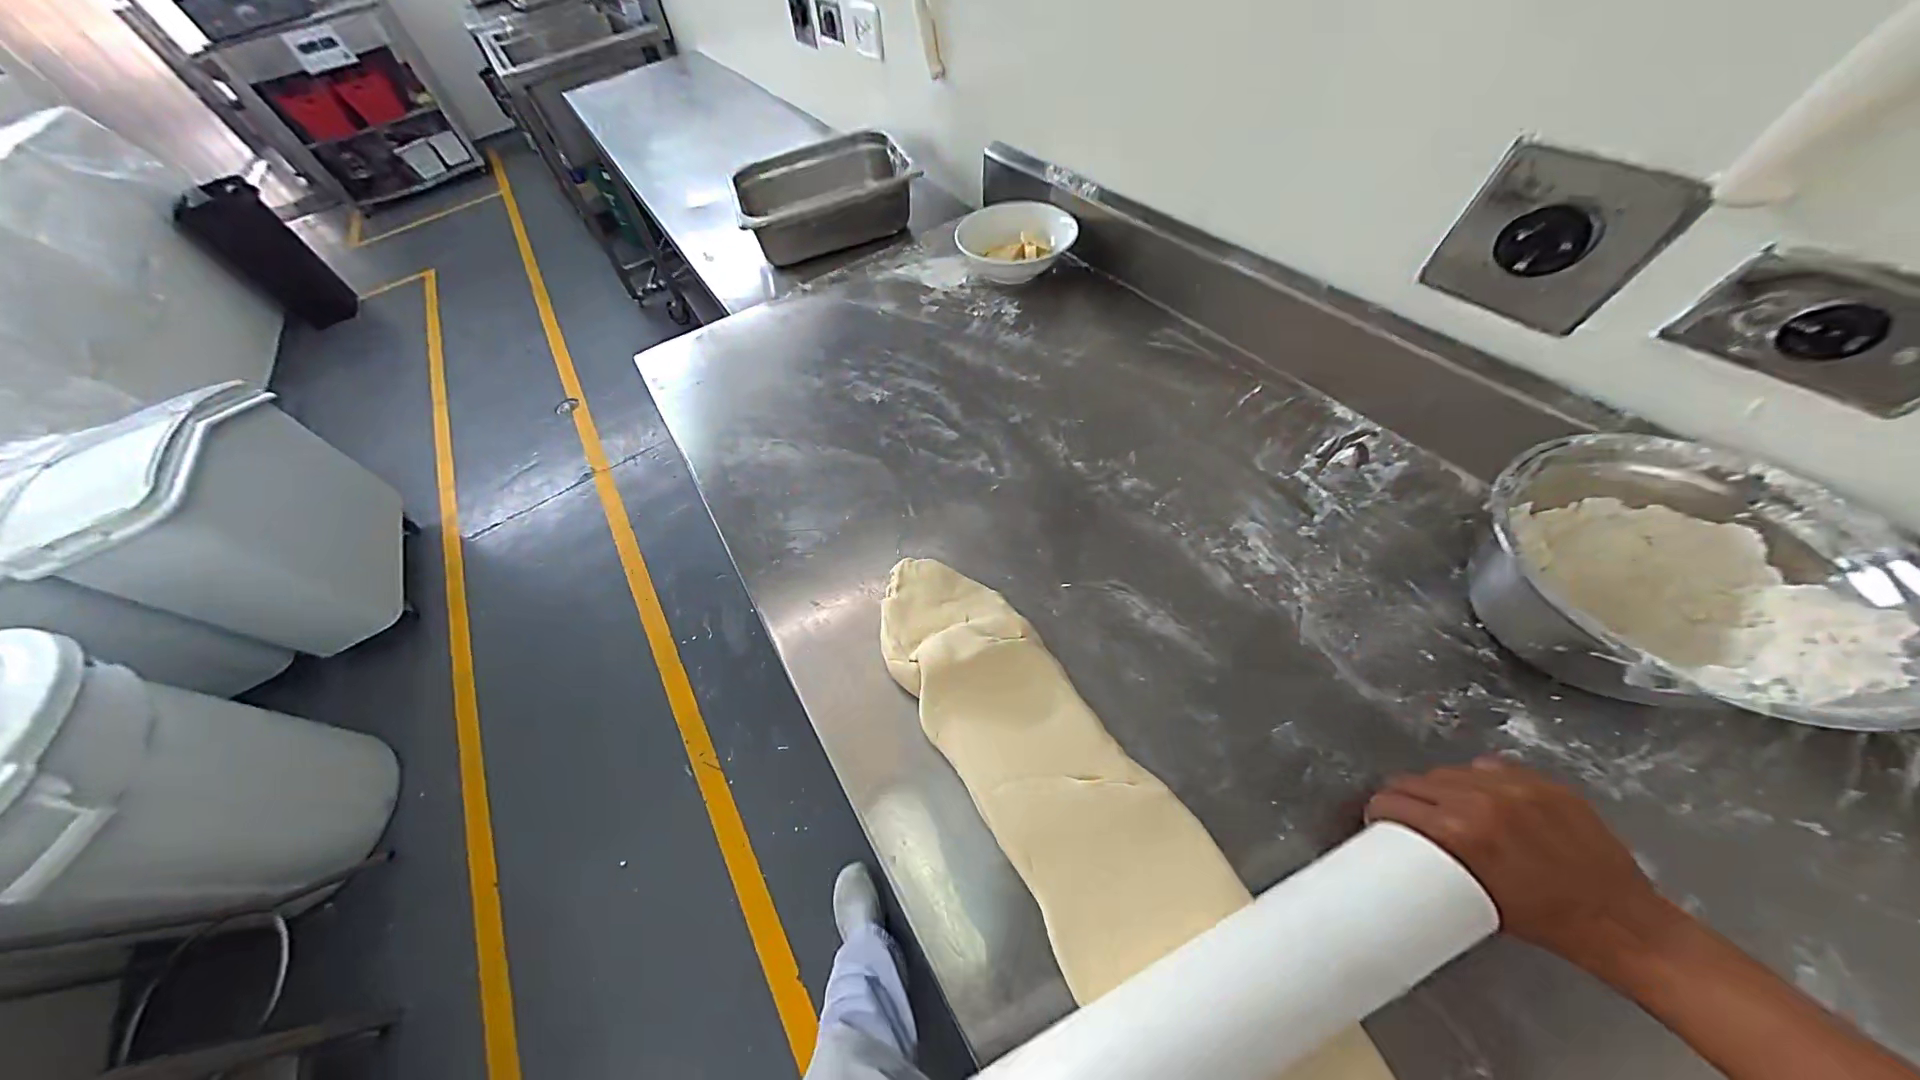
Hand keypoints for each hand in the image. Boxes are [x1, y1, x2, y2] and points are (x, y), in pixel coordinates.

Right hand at [1365, 757, 1675, 965]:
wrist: (1624, 924)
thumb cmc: (1544, 922)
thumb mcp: (1476, 895)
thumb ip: (1441, 859)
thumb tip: (1411, 842)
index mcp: (1459, 830)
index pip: (1393, 800)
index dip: (1379, 809)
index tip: (1378, 819)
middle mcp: (1481, 800)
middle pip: (1415, 780)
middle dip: (1403, 796)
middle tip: (1406, 813)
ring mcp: (1516, 787)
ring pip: (1449, 771)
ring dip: (1438, 786)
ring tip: (1445, 804)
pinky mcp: (1543, 783)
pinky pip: (1491, 766)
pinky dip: (1478, 778)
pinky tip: (1482, 796)